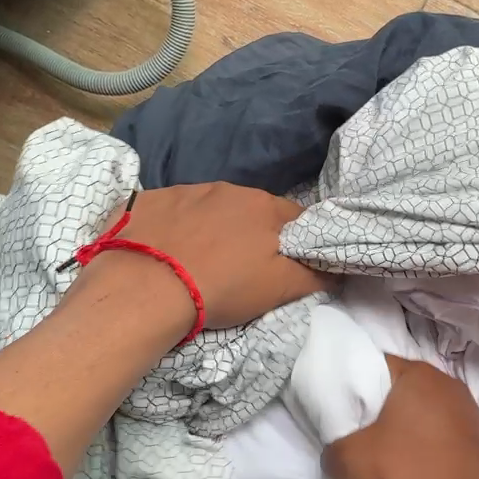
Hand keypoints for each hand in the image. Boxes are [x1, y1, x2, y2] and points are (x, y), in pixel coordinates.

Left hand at [71, 182, 334, 332]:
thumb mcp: (278, 289)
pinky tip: (165, 252)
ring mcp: (184, 191)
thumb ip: (313, 276)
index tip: (286, 263)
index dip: (296, 242)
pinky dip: (174, 227)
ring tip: (199, 260)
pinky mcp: (147, 200)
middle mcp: (227, 189)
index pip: (296, 218)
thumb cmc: (221, 288)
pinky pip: (171, 211)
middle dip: (252, 232)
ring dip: (212, 227)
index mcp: (263, 206)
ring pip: (211, 208)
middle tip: (241, 266)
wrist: (143, 289)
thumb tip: (335, 270)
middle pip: (251, 210)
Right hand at [323, 356, 478, 478]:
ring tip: (383, 464)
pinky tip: (415, 475)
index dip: (349, 386)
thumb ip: (333, 453)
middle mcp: (445, 382)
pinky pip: (440, 438)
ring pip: (419, 418)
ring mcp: (467, 410)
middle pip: (395, 393)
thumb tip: (336, 457)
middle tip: (354, 441)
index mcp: (416, 373)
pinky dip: (425, 452)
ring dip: (401, 437)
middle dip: (374, 416)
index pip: (371, 364)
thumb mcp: (355, 463)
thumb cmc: (416, 470)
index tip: (337, 412)